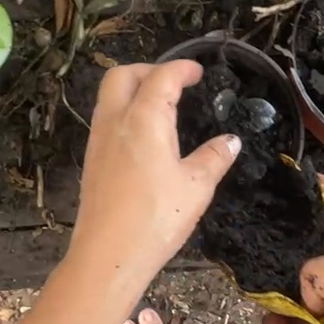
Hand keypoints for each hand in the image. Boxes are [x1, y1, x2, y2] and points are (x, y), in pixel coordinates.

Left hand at [66, 61, 239, 286]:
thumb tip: (231, 141)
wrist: (108, 255)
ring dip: (132, 90)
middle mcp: (115, 122)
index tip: (197, 72)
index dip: (181, 69)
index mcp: (144, 119)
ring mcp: (98, 142)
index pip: (161, 78)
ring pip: (109, 98)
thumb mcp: (196, 187)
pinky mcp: (92, 162)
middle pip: (122, 76)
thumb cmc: (156, 218)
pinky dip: (124, 113)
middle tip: (174, 83)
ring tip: (160, 106)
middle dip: (148, 70)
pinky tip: (144, 137)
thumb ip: (214, 158)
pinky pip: (106, 121)